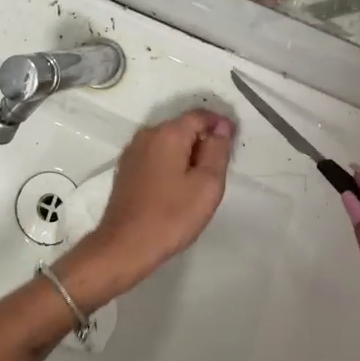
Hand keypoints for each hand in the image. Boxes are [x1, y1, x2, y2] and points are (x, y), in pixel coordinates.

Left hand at [65, 110, 234, 302]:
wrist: (126, 244)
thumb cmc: (171, 216)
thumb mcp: (206, 185)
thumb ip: (217, 151)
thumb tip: (222, 126)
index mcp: (167, 133)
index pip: (199, 116)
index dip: (220, 124)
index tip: (233, 142)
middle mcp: (147, 134)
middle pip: (182, 127)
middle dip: (203, 140)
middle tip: (219, 169)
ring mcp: (133, 151)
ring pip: (168, 142)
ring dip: (187, 153)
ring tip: (199, 182)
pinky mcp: (127, 168)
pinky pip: (156, 155)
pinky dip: (171, 163)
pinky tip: (177, 187)